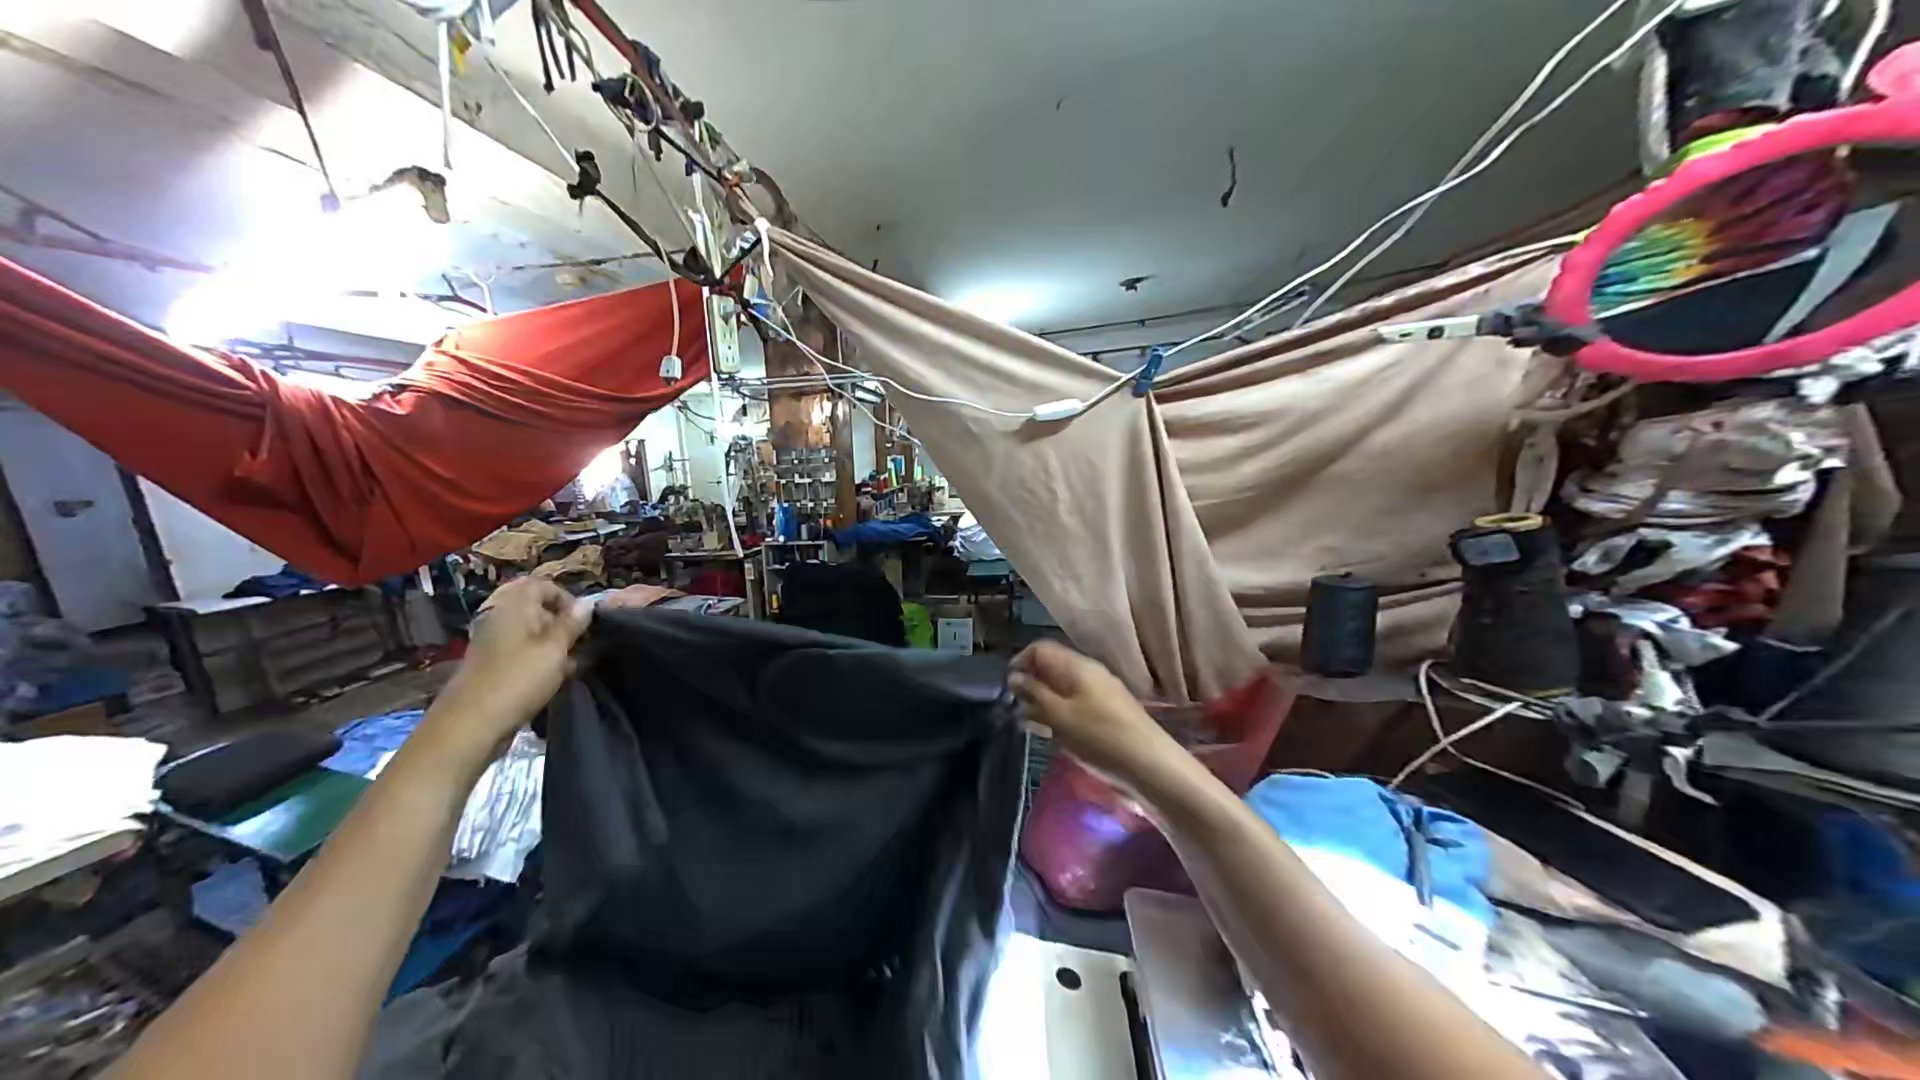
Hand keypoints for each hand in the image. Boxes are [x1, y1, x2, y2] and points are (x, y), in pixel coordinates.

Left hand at [417, 578, 590, 767]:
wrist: (471, 725)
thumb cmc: (518, 679)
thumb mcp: (555, 649)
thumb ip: (573, 624)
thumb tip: (588, 603)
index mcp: (514, 607)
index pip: (542, 585)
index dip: (566, 598)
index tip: (583, 621)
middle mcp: (502, 619)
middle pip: (538, 609)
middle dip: (563, 623)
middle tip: (580, 642)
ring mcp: (496, 643)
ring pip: (533, 633)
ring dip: (555, 644)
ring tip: (572, 663)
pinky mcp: (494, 666)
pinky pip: (524, 652)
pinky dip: (542, 659)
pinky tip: (556, 677)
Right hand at [1008, 641, 1185, 791]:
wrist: (1150, 766)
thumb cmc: (1099, 737)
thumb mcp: (1059, 716)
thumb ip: (1034, 694)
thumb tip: (1015, 677)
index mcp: (1076, 666)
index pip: (1040, 649)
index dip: (1021, 663)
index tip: (1008, 689)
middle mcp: (1089, 672)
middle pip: (1052, 668)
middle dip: (1031, 685)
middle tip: (1018, 711)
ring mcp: (1101, 692)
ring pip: (1063, 688)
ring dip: (1045, 703)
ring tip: (1033, 726)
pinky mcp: (1108, 713)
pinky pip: (1076, 704)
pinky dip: (1061, 715)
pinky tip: (1056, 736)